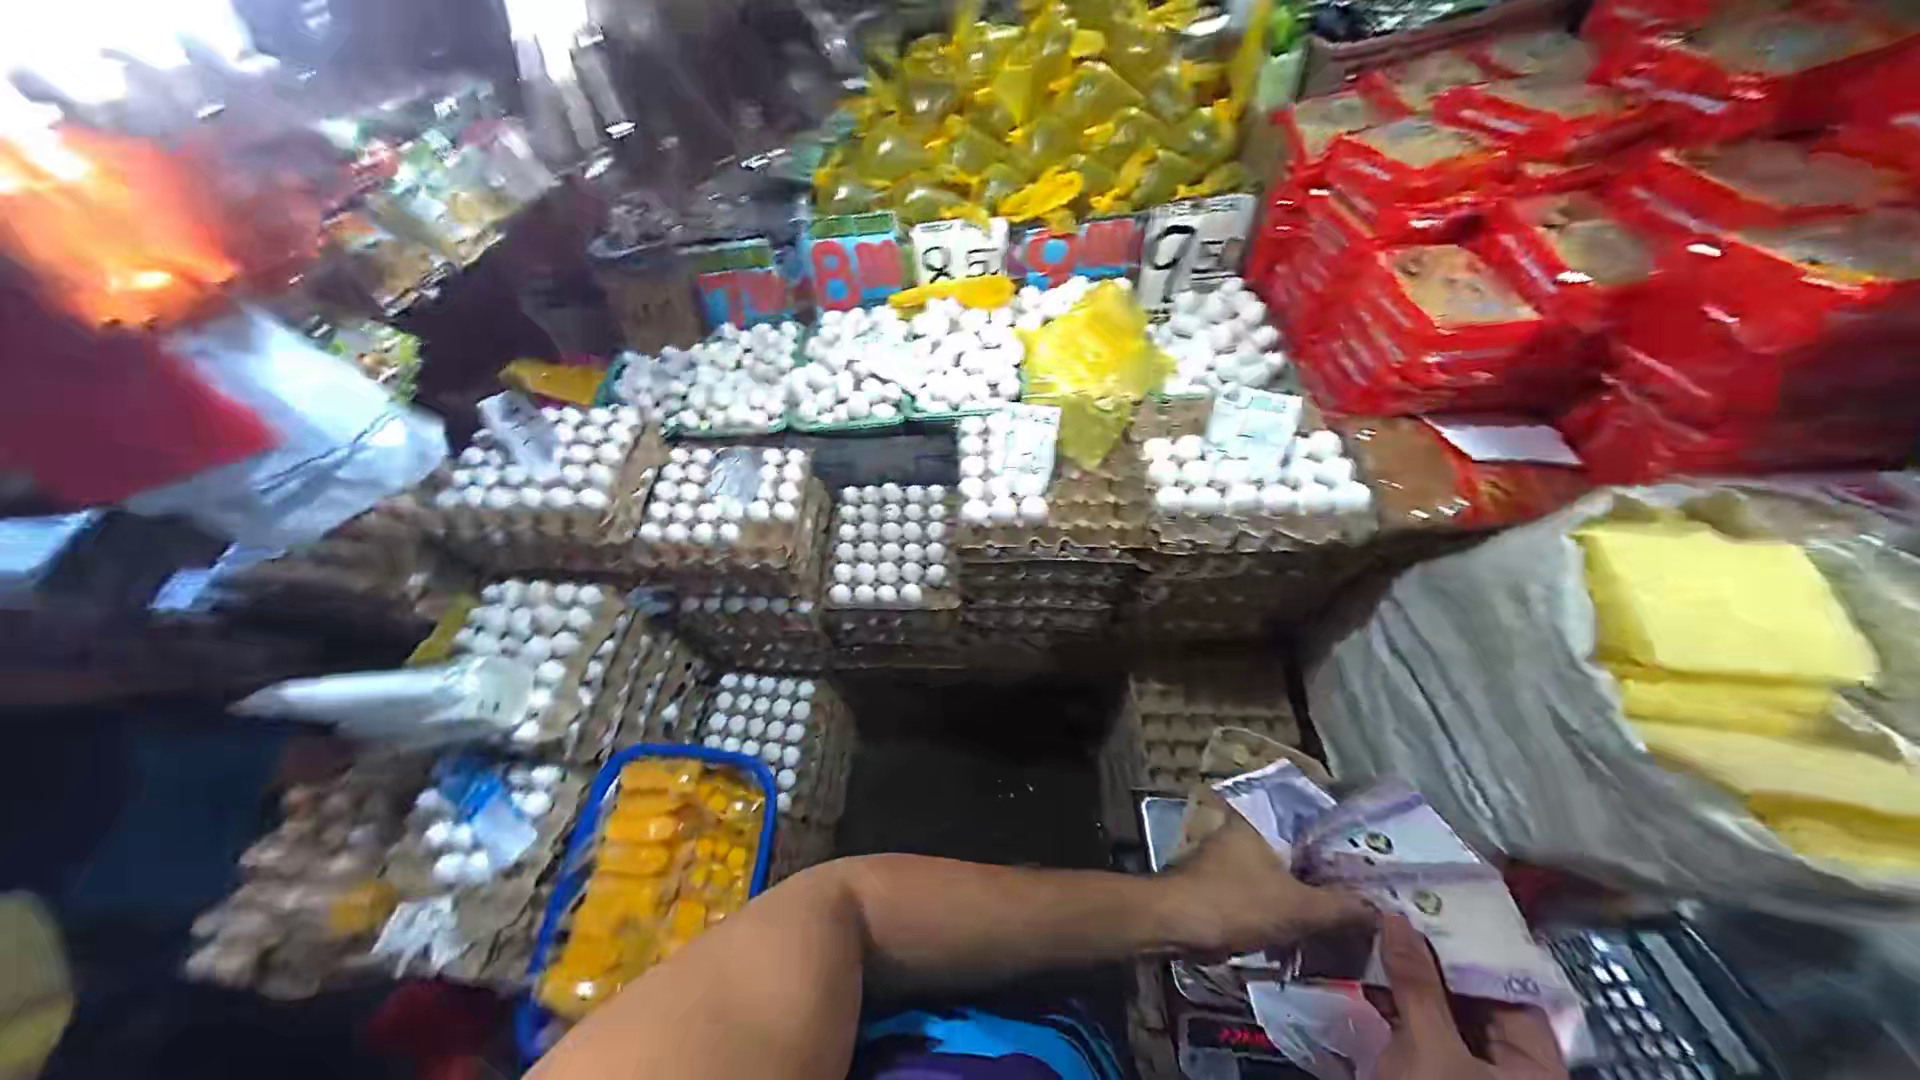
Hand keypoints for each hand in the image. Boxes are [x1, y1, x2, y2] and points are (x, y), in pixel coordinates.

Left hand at [1158, 804, 1373, 954]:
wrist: (1178, 923)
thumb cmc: (1236, 903)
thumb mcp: (1298, 908)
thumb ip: (1342, 907)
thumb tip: (1379, 908)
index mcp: (1260, 822)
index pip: (1310, 819)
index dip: (1341, 838)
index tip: (1373, 858)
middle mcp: (1246, 832)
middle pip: (1299, 848)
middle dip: (1330, 870)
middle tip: (1370, 892)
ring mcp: (1235, 857)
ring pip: (1285, 871)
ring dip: (1311, 891)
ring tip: (1351, 911)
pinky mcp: (1229, 883)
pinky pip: (1270, 890)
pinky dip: (1291, 904)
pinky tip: (1317, 924)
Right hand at [1372, 915, 1567, 1079]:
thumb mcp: (1429, 1049)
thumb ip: (1416, 983)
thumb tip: (1398, 917)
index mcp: (1536, 1068)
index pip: (1509, 990)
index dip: (1469, 946)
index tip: (1427, 903)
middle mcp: (1510, 1069)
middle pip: (1474, 1000)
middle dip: (1431, 957)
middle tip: (1392, 910)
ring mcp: (1469, 1075)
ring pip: (1443, 1014)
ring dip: (1408, 978)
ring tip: (1374, 934)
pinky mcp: (1433, 1077)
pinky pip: (1421, 1031)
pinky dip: (1397, 1004)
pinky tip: (1367, 976)